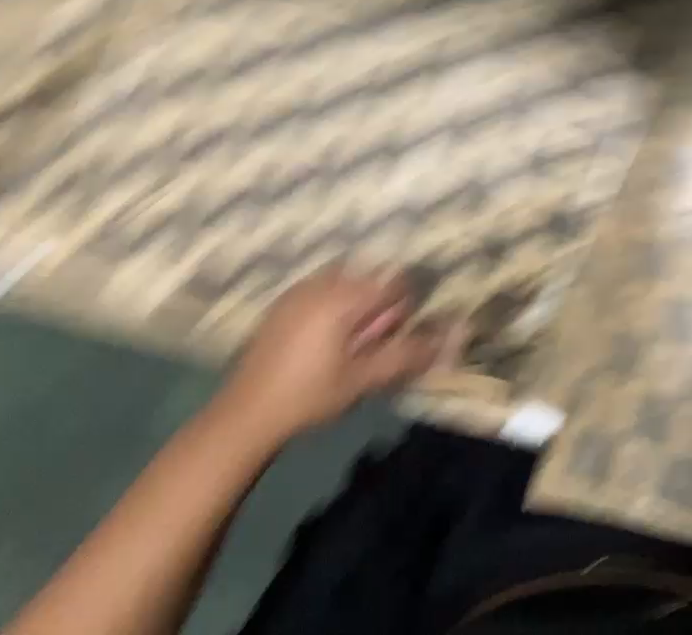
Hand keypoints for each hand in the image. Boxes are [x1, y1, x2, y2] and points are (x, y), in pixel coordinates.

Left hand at [209, 270, 448, 448]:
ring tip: (351, 340)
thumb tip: (446, 342)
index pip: (393, 280)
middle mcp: (319, 285)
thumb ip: (406, 355)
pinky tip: (326, 340)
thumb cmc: (309, 396)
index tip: (397, 333)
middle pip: (368, 276)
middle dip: (379, 303)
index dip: (404, 304)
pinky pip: (320, 289)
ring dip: (357, 302)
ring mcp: (296, 292)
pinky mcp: (281, 305)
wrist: (245, 415)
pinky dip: (334, 303)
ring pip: (344, 280)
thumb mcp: (363, 379)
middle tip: (372, 340)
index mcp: (342, 298)